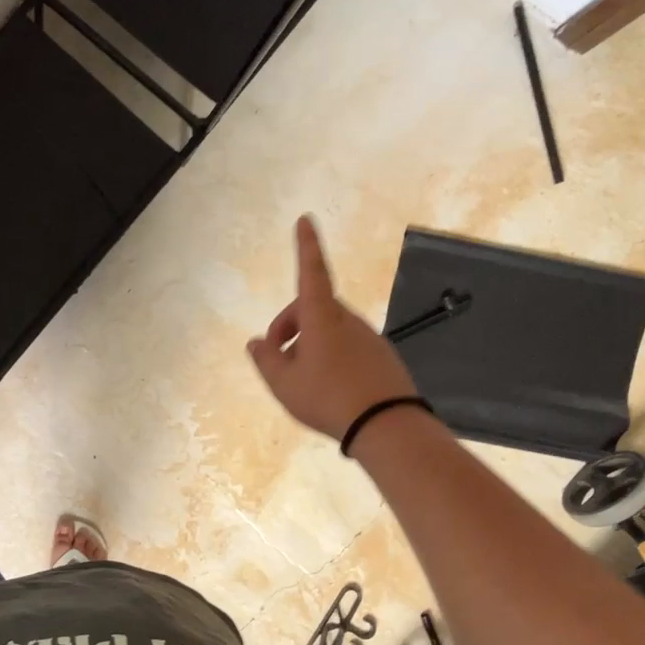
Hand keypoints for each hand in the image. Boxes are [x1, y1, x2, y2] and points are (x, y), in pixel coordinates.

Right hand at [247, 216, 418, 440]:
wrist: (386, 425)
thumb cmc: (327, 398)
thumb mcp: (283, 383)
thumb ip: (265, 359)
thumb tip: (257, 343)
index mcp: (322, 318)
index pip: (311, 272)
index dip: (306, 246)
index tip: (305, 219)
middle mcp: (348, 321)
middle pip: (311, 310)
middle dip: (289, 327)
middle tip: (276, 360)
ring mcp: (368, 338)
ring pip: (328, 332)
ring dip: (308, 347)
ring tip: (300, 383)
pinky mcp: (381, 357)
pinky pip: (347, 349)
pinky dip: (329, 360)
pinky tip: (327, 391)